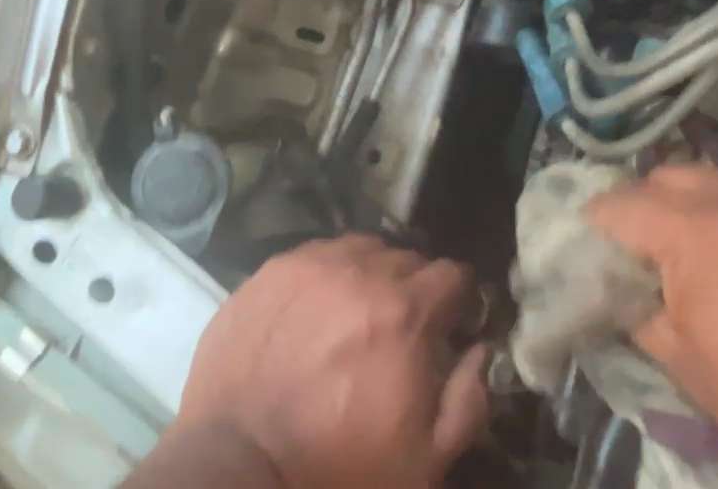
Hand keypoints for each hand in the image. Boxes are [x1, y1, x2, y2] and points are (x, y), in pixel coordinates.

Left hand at [168, 236, 488, 488]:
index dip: (455, 301)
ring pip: (359, 249)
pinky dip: (325, 275)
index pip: (452, 274)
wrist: (236, 470)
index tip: (446, 325)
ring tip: (353, 314)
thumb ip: (470, 399)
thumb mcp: (425, 458)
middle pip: (407, 259)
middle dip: (412, 289)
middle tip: (396, 329)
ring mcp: (308, 267)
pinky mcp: (268, 273)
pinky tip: (314, 312)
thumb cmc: (338, 467)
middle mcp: (359, 273)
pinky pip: (314, 256)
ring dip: (368, 274)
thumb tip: (481, 351)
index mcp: (404, 311)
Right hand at [587, 165, 717, 487]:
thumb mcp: (688, 367)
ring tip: (697, 248)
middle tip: (641, 250)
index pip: (621, 204)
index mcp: (695, 231)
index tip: (587, 242)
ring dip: (696, 202)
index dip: (595, 222)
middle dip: (644, 205)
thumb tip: (621, 292)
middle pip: (669, 176)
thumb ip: (641, 313)